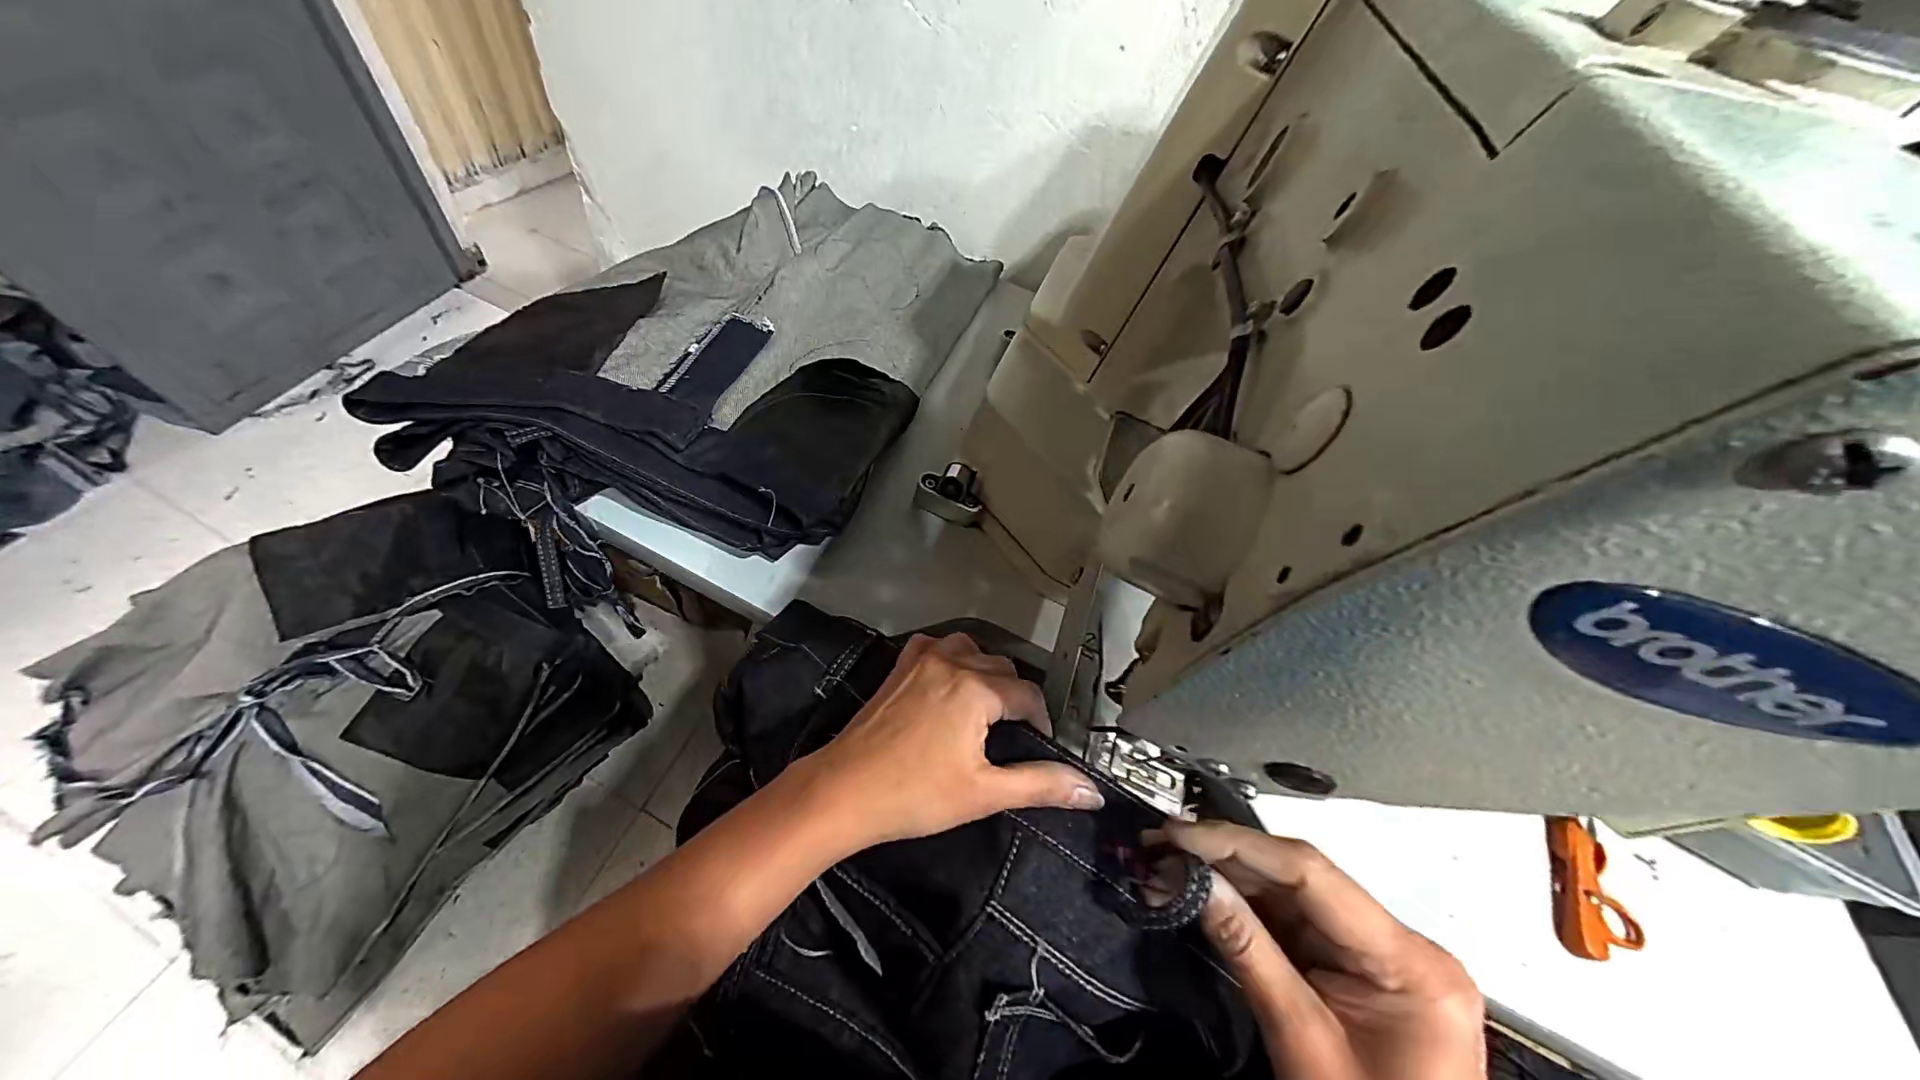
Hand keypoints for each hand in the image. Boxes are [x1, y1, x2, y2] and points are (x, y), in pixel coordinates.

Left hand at [796, 632, 1104, 847]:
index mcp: (975, 690)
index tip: (1040, 743)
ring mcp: (920, 661)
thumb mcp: (984, 793)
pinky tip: (948, 683)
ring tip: (985, 706)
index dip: (1041, 720)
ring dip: (984, 671)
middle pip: (1002, 667)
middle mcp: (950, 663)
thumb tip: (1091, 792)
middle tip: (1013, 734)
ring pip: (970, 649)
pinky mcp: (898, 668)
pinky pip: (935, 646)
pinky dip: (950, 658)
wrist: (842, 791)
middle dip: (1015, 696)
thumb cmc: (913, 795)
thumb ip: (1041, 785)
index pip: (1028, 693)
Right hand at [1159, 820, 1484, 1079]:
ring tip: (1173, 863)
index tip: (1179, 833)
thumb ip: (1246, 950)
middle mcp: (1403, 945)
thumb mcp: (1301, 1040)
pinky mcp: (1358, 969)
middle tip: (1164, 845)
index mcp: (1410, 961)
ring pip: (1293, 895)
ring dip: (1229, 878)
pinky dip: (1247, 908)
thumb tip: (1190, 880)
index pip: (1309, 873)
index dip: (1236, 843)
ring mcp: (1381, 956)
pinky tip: (1207, 892)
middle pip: (1300, 878)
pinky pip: (1296, 923)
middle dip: (1225, 858)